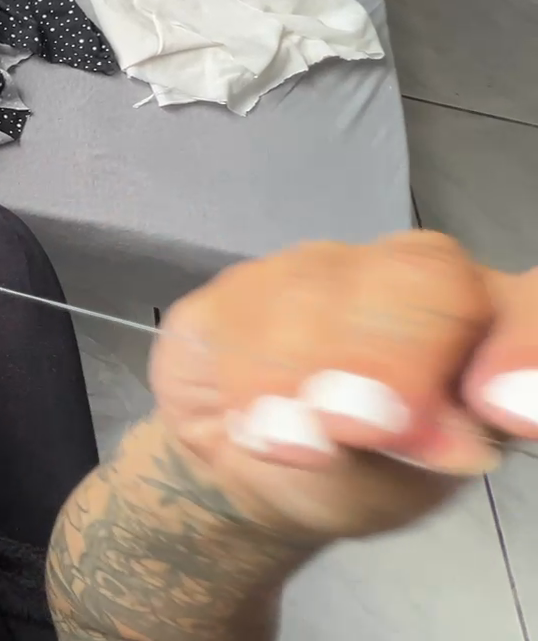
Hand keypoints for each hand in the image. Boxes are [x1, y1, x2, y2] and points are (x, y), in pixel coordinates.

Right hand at [151, 232, 537, 540]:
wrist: (246, 459)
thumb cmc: (358, 470)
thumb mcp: (419, 473)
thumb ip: (441, 441)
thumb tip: (444, 438)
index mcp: (494, 320)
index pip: (532, 304)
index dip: (526, 346)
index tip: (509, 414)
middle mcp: (411, 277)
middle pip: (416, 272)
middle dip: (387, 351)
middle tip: (356, 426)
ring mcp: (312, 269)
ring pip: (309, 286)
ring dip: (295, 367)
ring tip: (289, 441)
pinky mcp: (234, 283)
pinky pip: (235, 305)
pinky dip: (241, 367)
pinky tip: (246, 417)